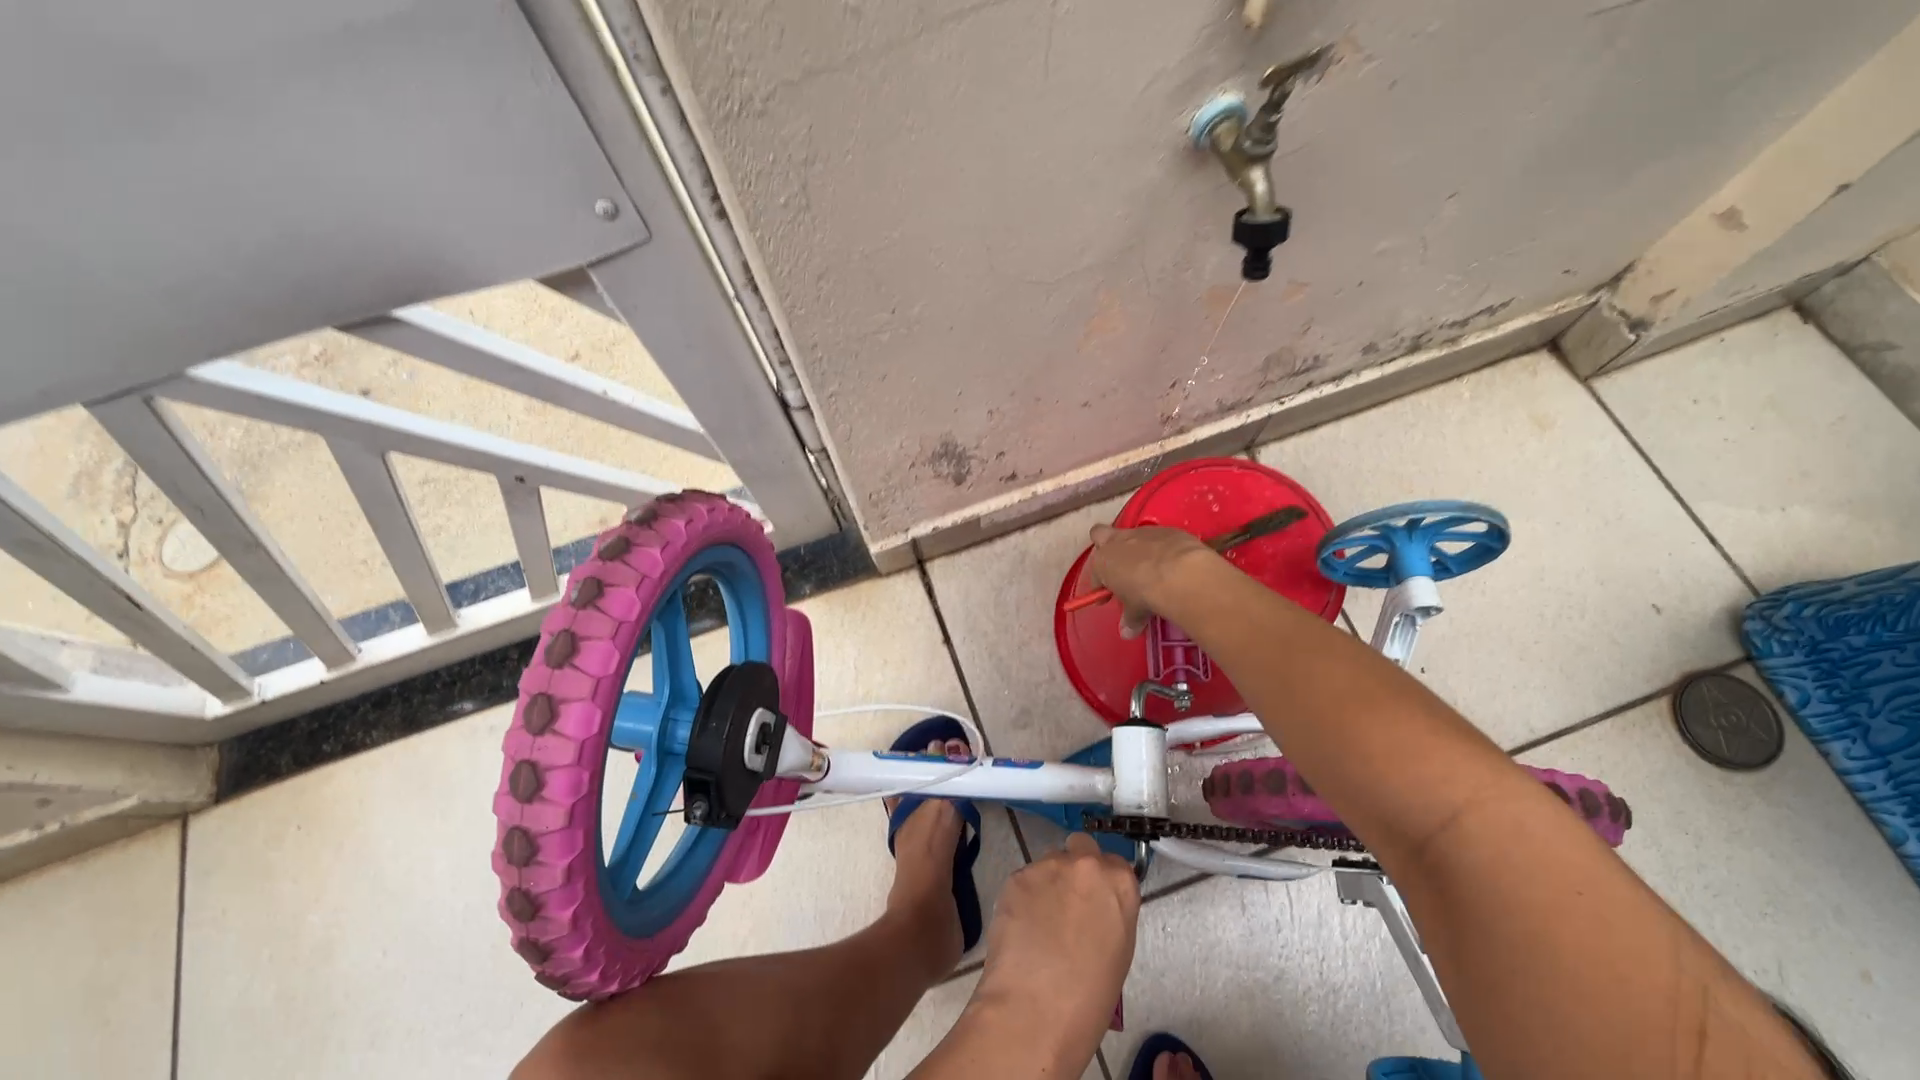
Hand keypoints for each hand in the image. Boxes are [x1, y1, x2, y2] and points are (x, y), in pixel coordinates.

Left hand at [973, 833, 1140, 1045]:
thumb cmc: (1089, 997)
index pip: (1115, 864)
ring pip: (1048, 863)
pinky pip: (1023, 880)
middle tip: (1066, 902)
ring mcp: (1047, 867)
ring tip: (1038, 922)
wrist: (1035, 1008)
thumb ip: (1109, 914)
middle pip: (1081, 849)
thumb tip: (1094, 910)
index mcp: (1120, 884)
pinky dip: (1023, 897)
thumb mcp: (1119, 951)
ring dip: (1046, 883)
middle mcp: (1085, 865)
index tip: (1094, 901)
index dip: (1102, 882)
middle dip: (1074, 868)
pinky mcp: (1015, 877)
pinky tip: (1020, 928)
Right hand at [1086, 524, 1216, 638]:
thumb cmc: (1146, 593)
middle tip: (1118, 566)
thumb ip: (1130, 619)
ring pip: (1133, 535)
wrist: (1180, 574)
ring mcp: (1143, 532)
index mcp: (1103, 561)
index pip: (1096, 572)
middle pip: (1100, 534)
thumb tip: (1128, 633)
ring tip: (1151, 569)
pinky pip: (1159, 538)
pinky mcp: (1168, 530)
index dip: (1100, 585)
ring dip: (1138, 549)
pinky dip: (1162, 549)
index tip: (1106, 598)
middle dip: (1106, 547)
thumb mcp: (1136, 611)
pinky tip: (1173, 563)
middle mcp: (1119, 541)